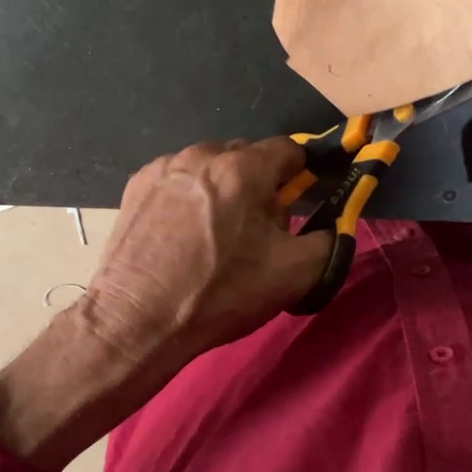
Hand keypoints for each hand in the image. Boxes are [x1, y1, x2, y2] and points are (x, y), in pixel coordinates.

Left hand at [0, 138, 330, 469]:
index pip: (290, 149)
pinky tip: (185, 235)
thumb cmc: (222, 295)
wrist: (138, 322)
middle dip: (261, 184)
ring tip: (217, 235)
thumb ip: (331, 237)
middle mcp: (202, 154)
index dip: (303, 175)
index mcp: (243, 168)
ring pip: (212, 166)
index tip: (301, 203)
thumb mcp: (297, 273)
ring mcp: (164, 167)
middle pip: (248, 156)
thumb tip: (334, 221)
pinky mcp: (137, 184)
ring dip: (225, 188)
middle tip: (258, 230)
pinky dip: (191, 196)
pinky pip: (180, 178)